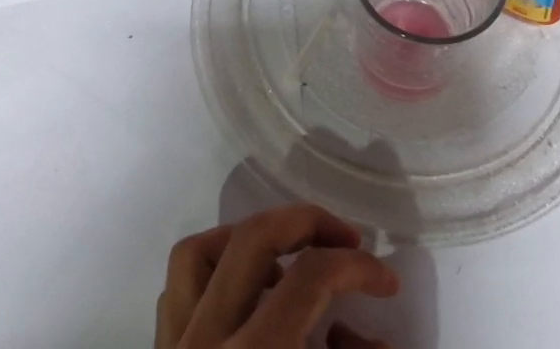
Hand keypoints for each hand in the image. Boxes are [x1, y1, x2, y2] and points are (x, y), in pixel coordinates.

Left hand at [156, 203, 398, 348]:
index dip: (357, 268)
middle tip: (345, 238)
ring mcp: (173, 344)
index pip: (309, 279)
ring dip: (246, 239)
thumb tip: (372, 332)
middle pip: (252, 239)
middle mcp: (204, 339)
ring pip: (197, 252)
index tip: (386, 281)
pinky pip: (176, 291)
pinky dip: (211, 273)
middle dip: (307, 222)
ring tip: (287, 258)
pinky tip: (244, 293)